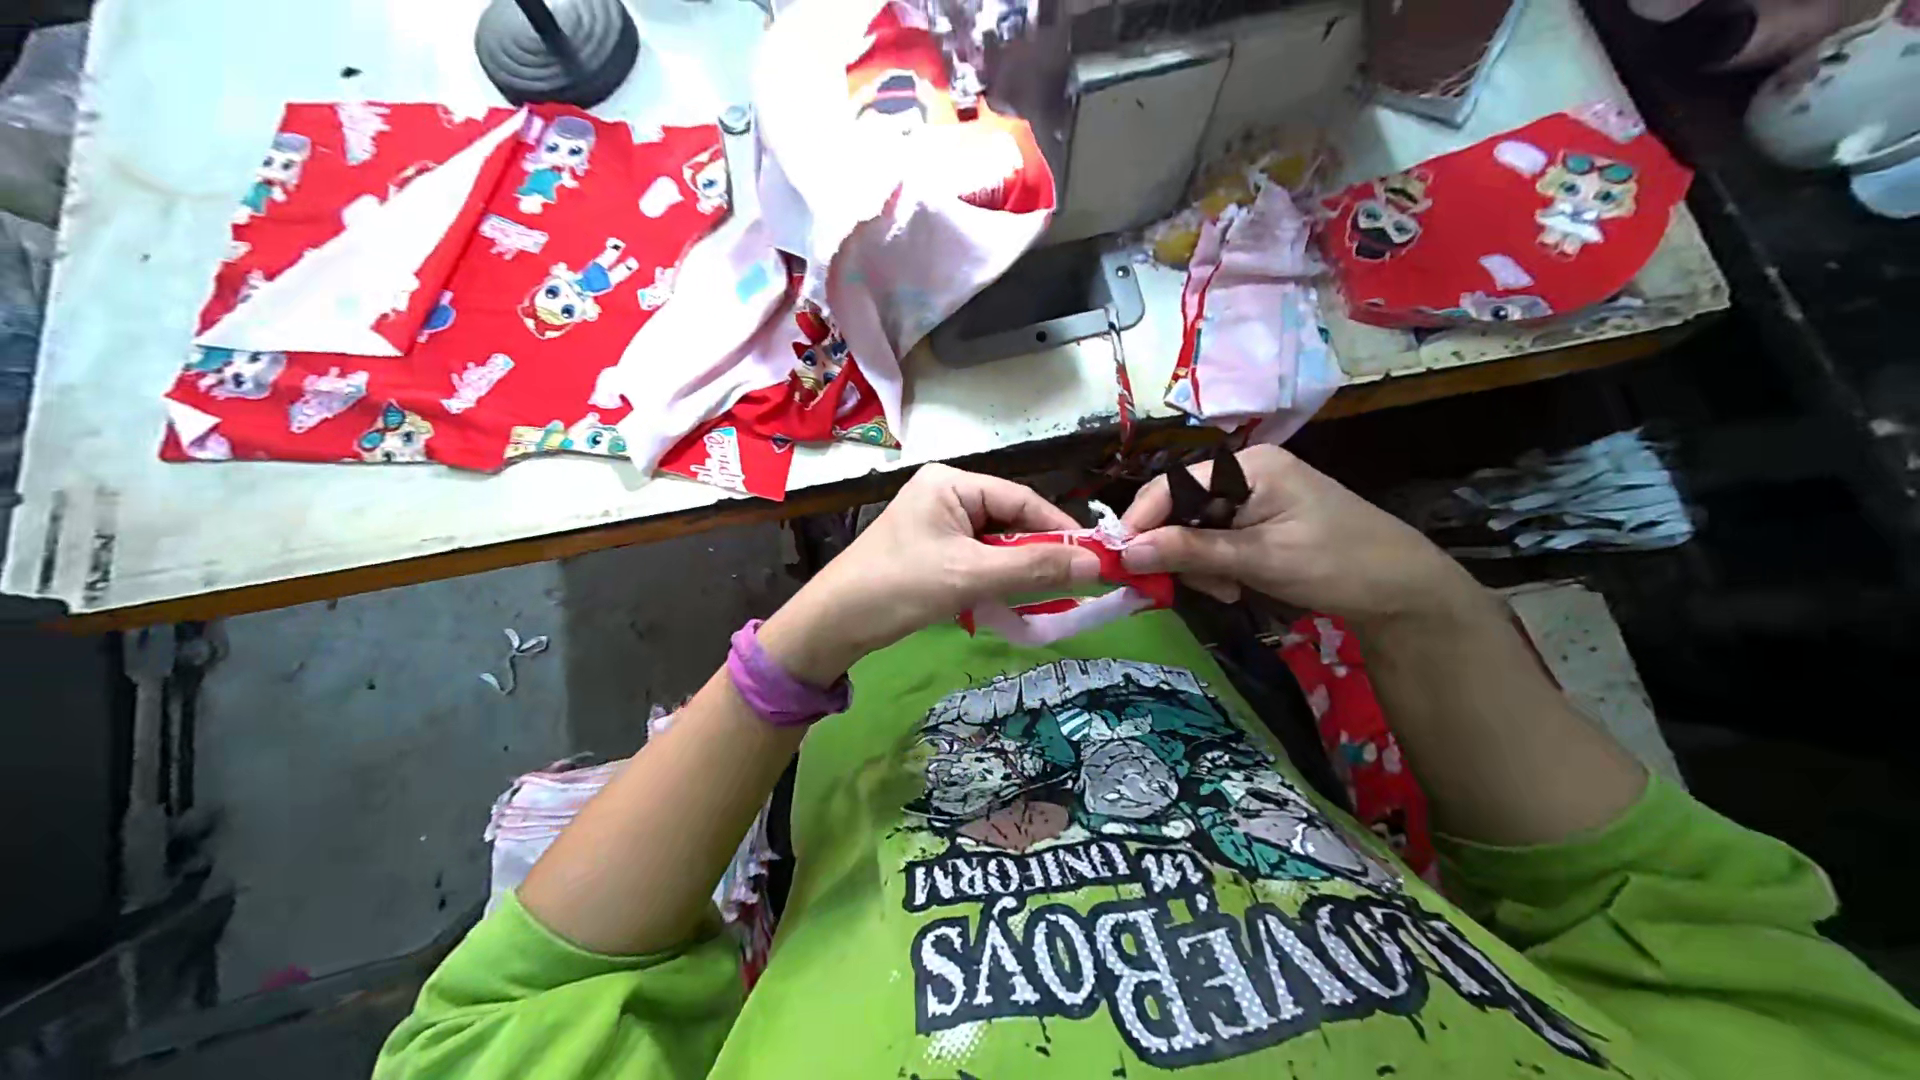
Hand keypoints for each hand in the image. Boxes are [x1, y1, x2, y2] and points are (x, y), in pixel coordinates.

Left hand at [759, 464, 1101, 682]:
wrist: (835, 624)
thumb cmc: (900, 587)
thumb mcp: (971, 575)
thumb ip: (1034, 568)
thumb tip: (1094, 563)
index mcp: (950, 483)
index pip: (1020, 499)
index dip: (1059, 528)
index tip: (1093, 557)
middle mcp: (945, 495)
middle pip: (1010, 520)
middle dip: (1039, 553)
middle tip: (1074, 582)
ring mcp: (937, 524)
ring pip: (996, 543)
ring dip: (1019, 570)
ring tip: (1048, 594)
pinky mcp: (932, 551)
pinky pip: (978, 559)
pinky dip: (997, 579)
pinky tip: (1012, 599)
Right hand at [1119, 445, 1480, 627]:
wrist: (1404, 593)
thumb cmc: (1338, 564)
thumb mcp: (1260, 559)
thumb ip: (1192, 552)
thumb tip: (1126, 553)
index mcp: (1248, 466)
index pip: (1172, 486)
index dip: (1141, 521)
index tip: (1120, 559)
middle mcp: (1244, 473)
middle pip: (1179, 508)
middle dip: (1176, 550)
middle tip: (1194, 587)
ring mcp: (1250, 498)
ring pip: (1192, 530)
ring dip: (1197, 565)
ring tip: (1227, 591)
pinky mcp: (1256, 521)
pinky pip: (1212, 541)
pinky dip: (1213, 567)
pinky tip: (1234, 586)